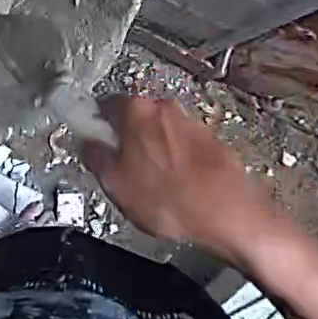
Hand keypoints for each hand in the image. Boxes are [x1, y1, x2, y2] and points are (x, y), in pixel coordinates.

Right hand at [82, 96, 283, 264]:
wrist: (228, 212)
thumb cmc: (170, 199)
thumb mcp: (116, 184)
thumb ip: (95, 157)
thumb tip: (89, 144)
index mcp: (135, 110)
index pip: (103, 106)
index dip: (94, 127)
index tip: (93, 145)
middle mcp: (162, 107)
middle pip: (132, 118)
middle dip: (125, 142)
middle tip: (122, 174)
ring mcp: (188, 121)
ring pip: (158, 133)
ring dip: (151, 152)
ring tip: (152, 188)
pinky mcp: (208, 139)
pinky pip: (180, 146)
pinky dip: (174, 161)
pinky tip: (176, 189)